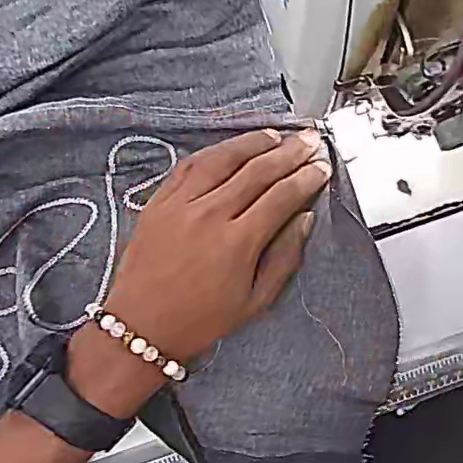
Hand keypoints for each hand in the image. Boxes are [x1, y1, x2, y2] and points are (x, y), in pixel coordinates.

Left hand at [68, 128, 331, 416]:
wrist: (141, 327)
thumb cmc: (199, 320)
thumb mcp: (255, 302)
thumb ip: (284, 257)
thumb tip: (305, 220)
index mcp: (237, 243)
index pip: (282, 196)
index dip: (307, 178)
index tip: (321, 169)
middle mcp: (209, 215)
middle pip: (258, 170)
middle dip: (290, 152)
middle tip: (310, 141)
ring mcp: (181, 204)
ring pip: (224, 159)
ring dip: (254, 142)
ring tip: (278, 135)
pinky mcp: (159, 202)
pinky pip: (190, 165)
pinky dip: (215, 151)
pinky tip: (232, 146)